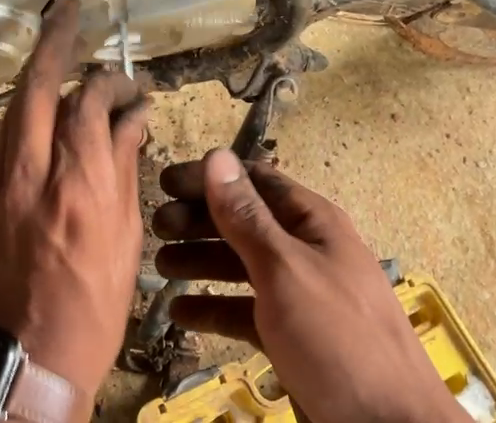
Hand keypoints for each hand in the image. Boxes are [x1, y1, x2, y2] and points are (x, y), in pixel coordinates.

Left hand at [0, 0, 149, 405]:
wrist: (24, 360)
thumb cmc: (92, 309)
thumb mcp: (124, 242)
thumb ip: (122, 171)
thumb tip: (130, 121)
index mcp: (79, 186)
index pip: (91, 106)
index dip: (113, 84)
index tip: (133, 86)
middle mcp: (34, 172)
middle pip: (40, 86)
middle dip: (57, 41)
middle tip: (71, 10)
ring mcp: (2, 181)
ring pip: (17, 106)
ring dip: (38, 70)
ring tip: (56, 43)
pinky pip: (9, 136)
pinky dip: (30, 110)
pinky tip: (45, 104)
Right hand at [153, 149, 467, 422]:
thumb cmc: (339, 339)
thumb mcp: (285, 270)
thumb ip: (247, 217)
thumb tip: (217, 156)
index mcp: (313, 222)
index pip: (254, 181)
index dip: (210, 178)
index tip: (165, 182)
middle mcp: (306, 251)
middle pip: (244, 221)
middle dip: (200, 220)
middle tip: (156, 228)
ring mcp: (300, 295)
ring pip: (241, 265)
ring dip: (201, 261)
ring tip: (160, 266)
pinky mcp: (293, 337)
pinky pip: (246, 311)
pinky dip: (214, 308)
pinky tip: (182, 313)